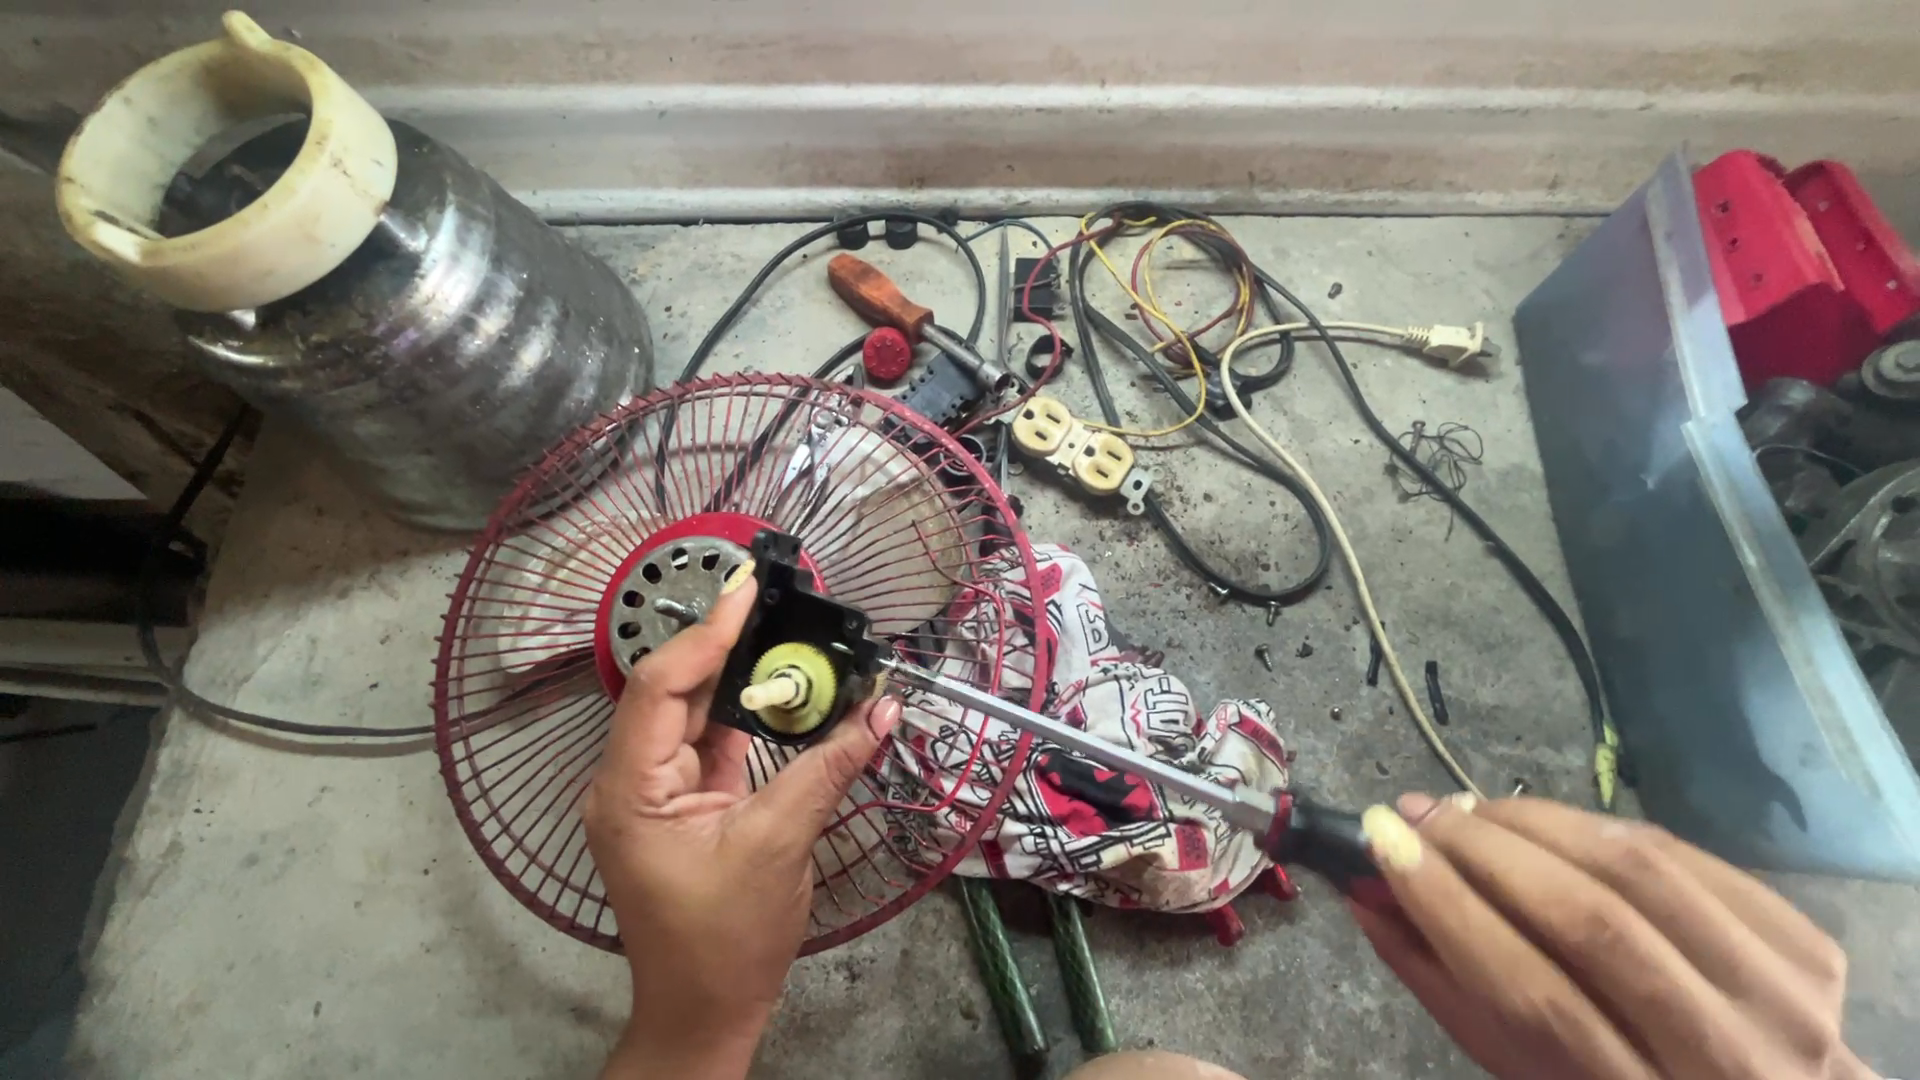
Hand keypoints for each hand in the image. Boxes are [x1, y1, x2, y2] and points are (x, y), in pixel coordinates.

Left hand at [583, 561, 902, 1079]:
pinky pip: (713, 738)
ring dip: (737, 671)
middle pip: (674, 691)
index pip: (659, 688)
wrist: (707, 1012)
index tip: (749, 591)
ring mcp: (657, 789)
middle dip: (724, 642)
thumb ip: (829, 765)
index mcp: (631, 790)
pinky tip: (780, 682)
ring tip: (781, 625)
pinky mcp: (686, 799)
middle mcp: (632, 779)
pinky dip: (746, 709)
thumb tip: (883, 709)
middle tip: (772, 596)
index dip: (705, 635)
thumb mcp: (781, 843)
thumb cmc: (729, 938)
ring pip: (695, 711)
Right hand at [1349, 794, 1873, 1079]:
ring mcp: (1783, 1000)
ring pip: (1636, 871)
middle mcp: (1728, 1061)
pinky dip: (1594, 824)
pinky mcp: (1807, 946)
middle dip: (1482, 848)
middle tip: (1417, 809)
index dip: (1444, 902)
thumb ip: (1431, 974)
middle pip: (1590, 922)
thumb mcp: (1505, 1058)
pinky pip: (1682, 855)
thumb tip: (1361, 885)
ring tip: (1468, 807)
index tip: (1379, 834)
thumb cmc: (1598, 1078)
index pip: (1528, 990)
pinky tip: (1543, 823)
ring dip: (1531, 821)